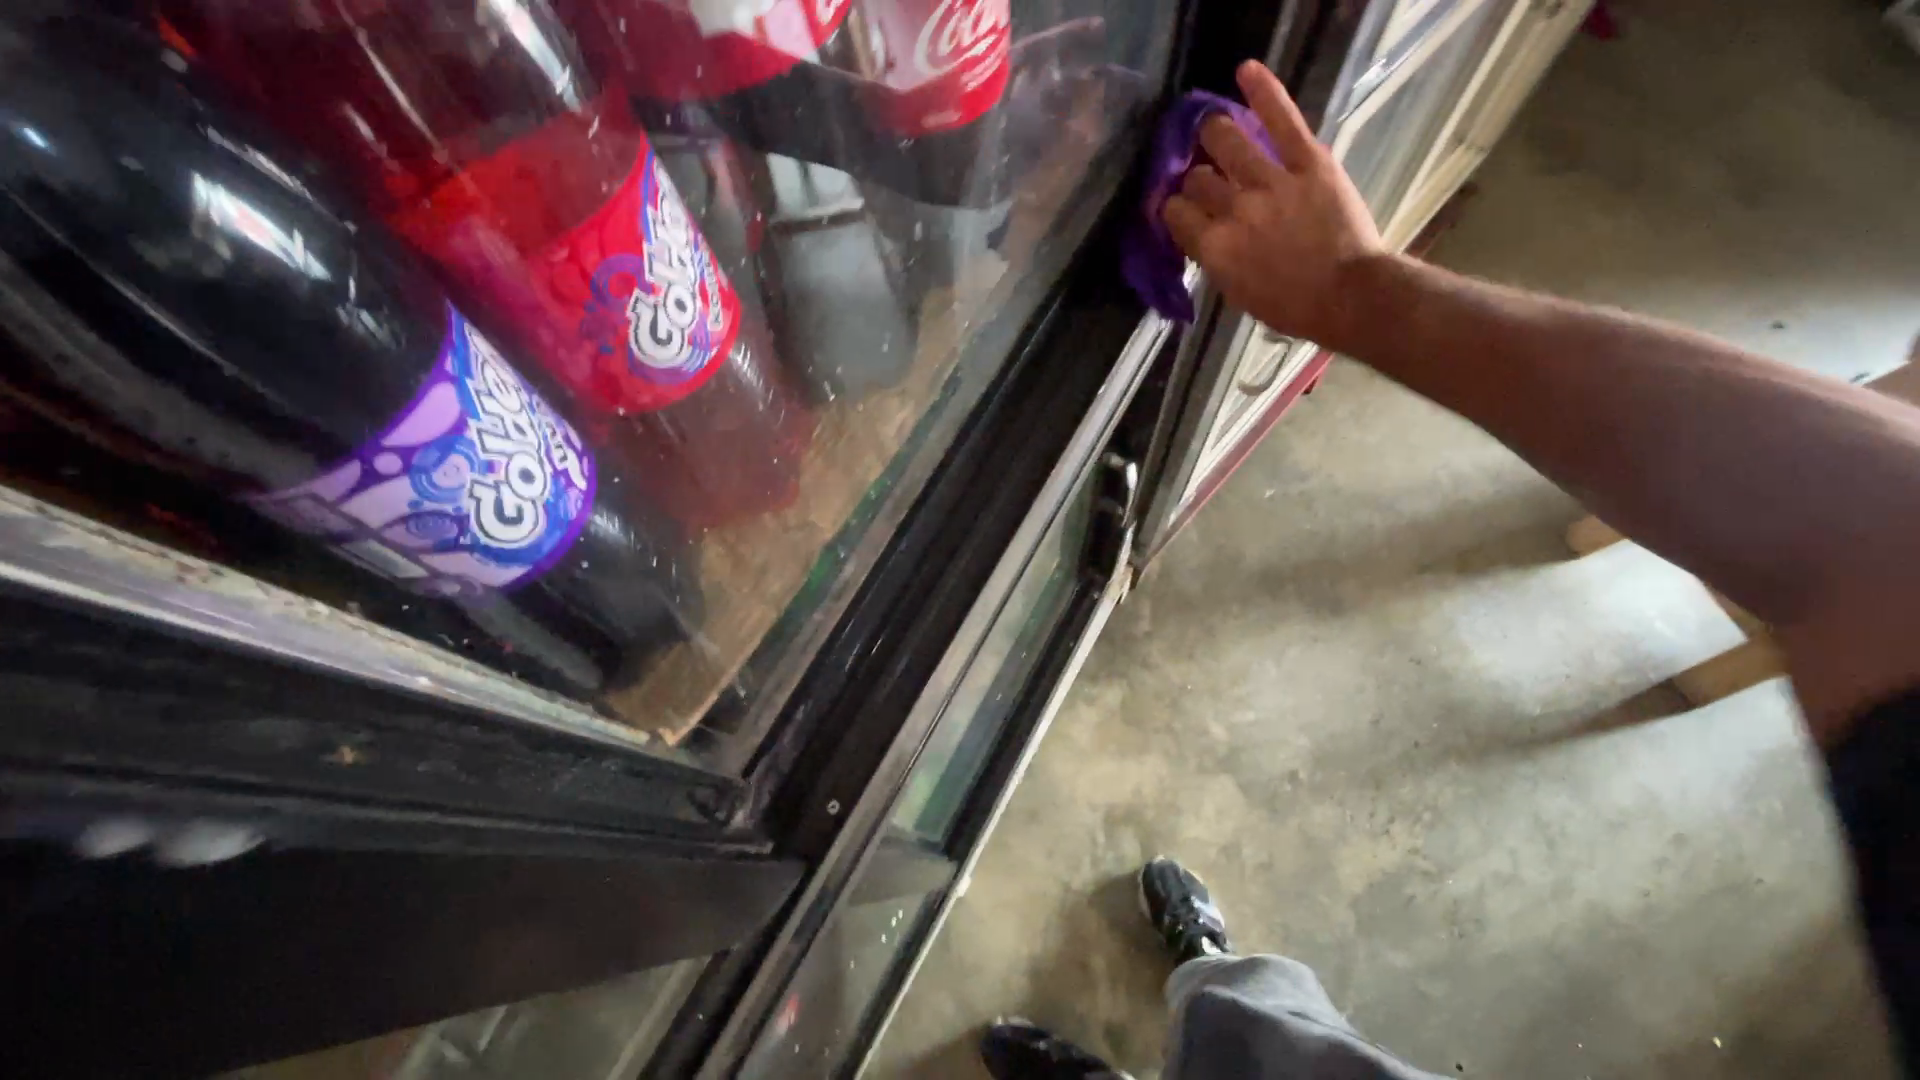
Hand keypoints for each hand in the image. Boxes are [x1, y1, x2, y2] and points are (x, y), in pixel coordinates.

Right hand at [1163, 61, 1388, 347]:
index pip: (1175, 212)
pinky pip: (1280, 119)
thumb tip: (1200, 231)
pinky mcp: (1308, 162)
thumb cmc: (1290, 305)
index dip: (1175, 208)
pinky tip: (1245, 71)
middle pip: (1197, 178)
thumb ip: (1213, 257)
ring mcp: (1270, 181)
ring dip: (1214, 133)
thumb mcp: (1235, 292)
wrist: (1348, 295)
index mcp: (1213, 247)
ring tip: (1214, 130)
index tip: (1182, 209)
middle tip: (1204, 176)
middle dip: (1195, 177)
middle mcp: (1233, 210)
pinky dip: (1263, 90)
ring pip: (1225, 140)